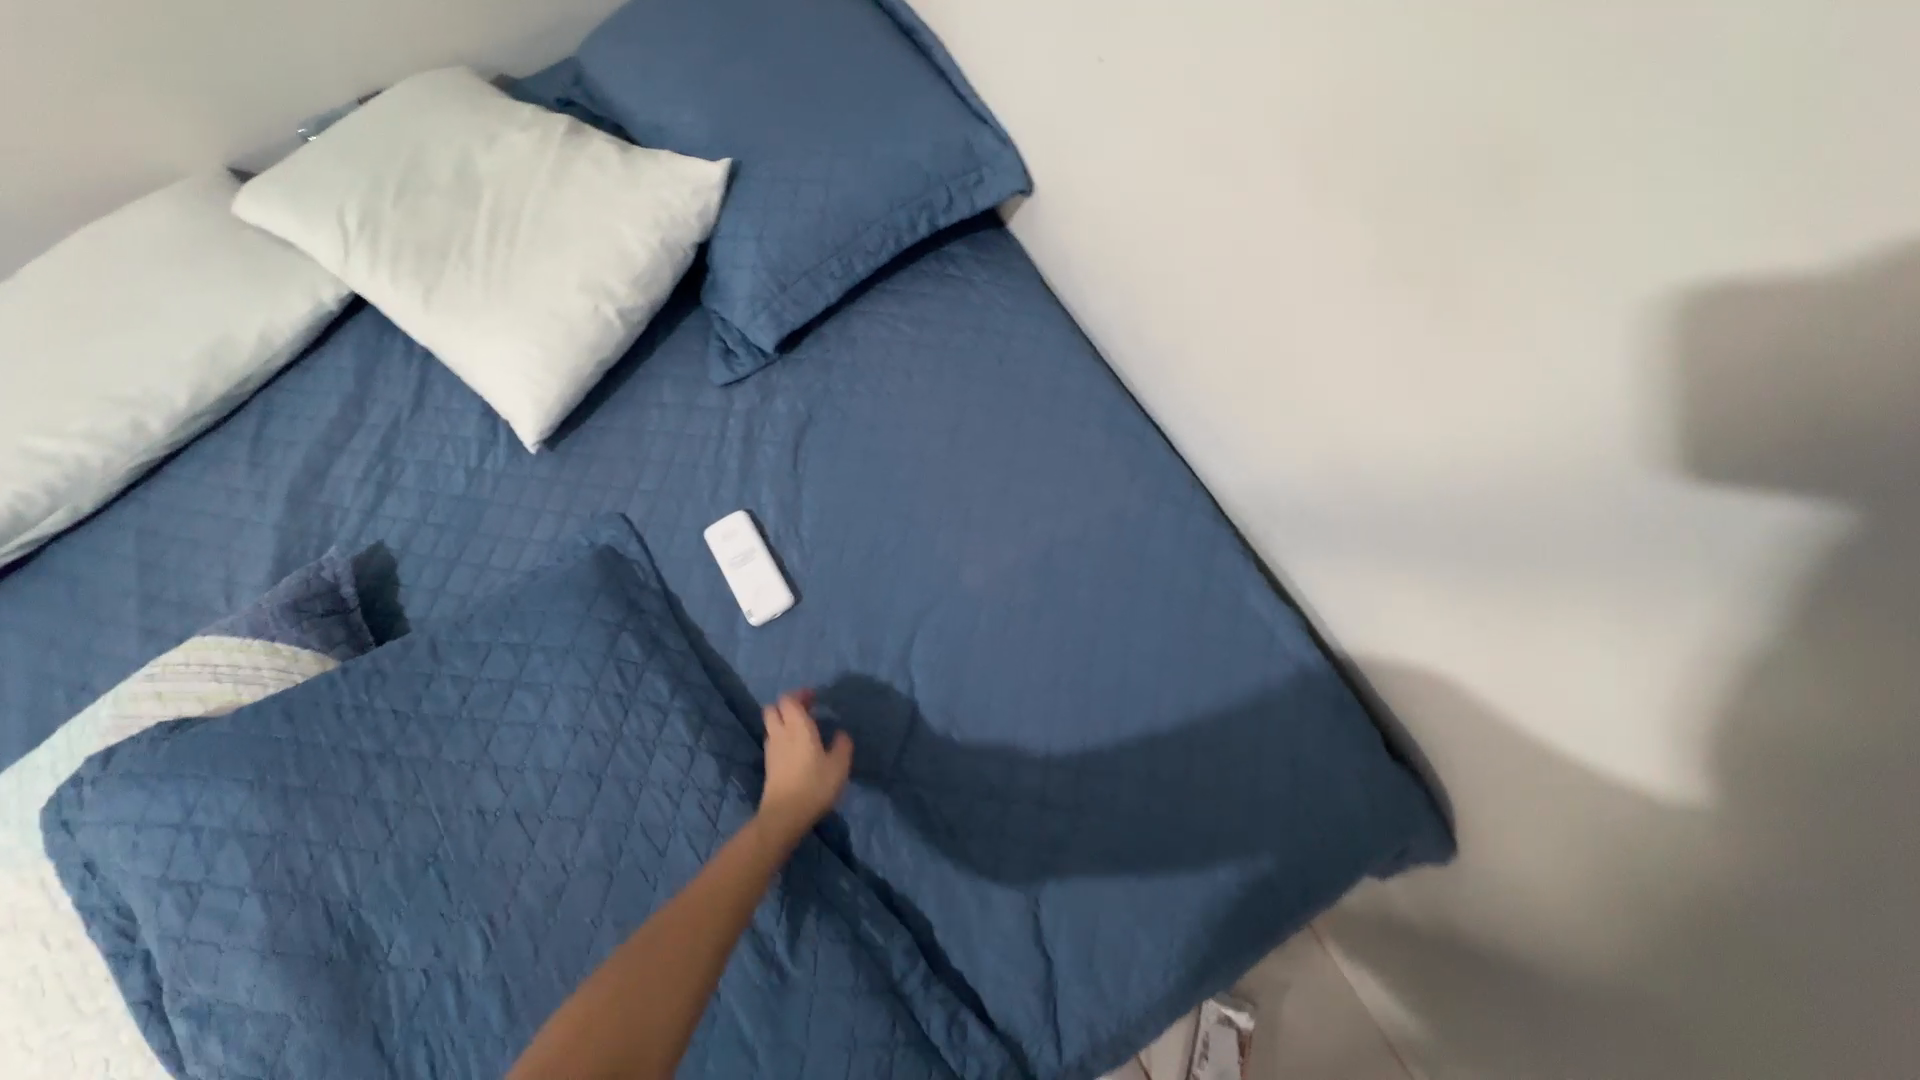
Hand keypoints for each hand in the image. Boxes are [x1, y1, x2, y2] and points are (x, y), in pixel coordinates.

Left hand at [758, 691, 852, 839]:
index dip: (800, 695)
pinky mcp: (768, 764)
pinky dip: (782, 737)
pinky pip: (772, 740)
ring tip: (802, 729)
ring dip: (783, 721)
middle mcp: (780, 732)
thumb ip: (842, 745)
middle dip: (787, 706)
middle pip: (773, 708)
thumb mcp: (839, 765)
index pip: (788, 700)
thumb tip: (840, 733)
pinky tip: (796, 748)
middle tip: (806, 710)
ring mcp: (771, 749)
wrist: (785, 814)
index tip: (815, 698)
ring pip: (771, 725)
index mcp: (798, 726)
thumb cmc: (815, 785)